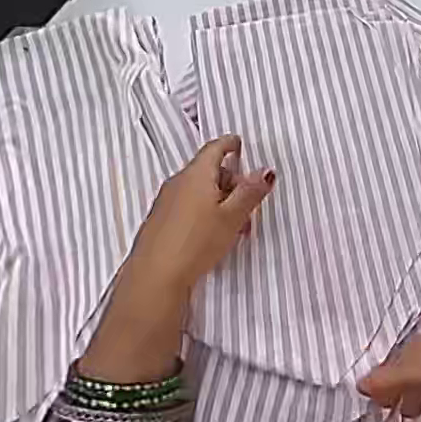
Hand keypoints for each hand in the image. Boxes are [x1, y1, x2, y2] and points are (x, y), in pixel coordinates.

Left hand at [77, 134, 274, 382]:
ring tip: (237, 224)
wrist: (155, 277)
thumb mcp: (232, 216)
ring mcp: (166, 201)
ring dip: (221, 199)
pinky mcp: (160, 220)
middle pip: (209, 170)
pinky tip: (214, 233)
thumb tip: (265, 170)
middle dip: (232, 180)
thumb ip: (250, 192)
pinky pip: (188, 204)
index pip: (215, 148)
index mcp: (196, 174)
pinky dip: (205, 210)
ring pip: (199, 189)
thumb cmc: (197, 242)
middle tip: (250, 201)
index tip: (241, 146)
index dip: (231, 144)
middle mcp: (178, 182)